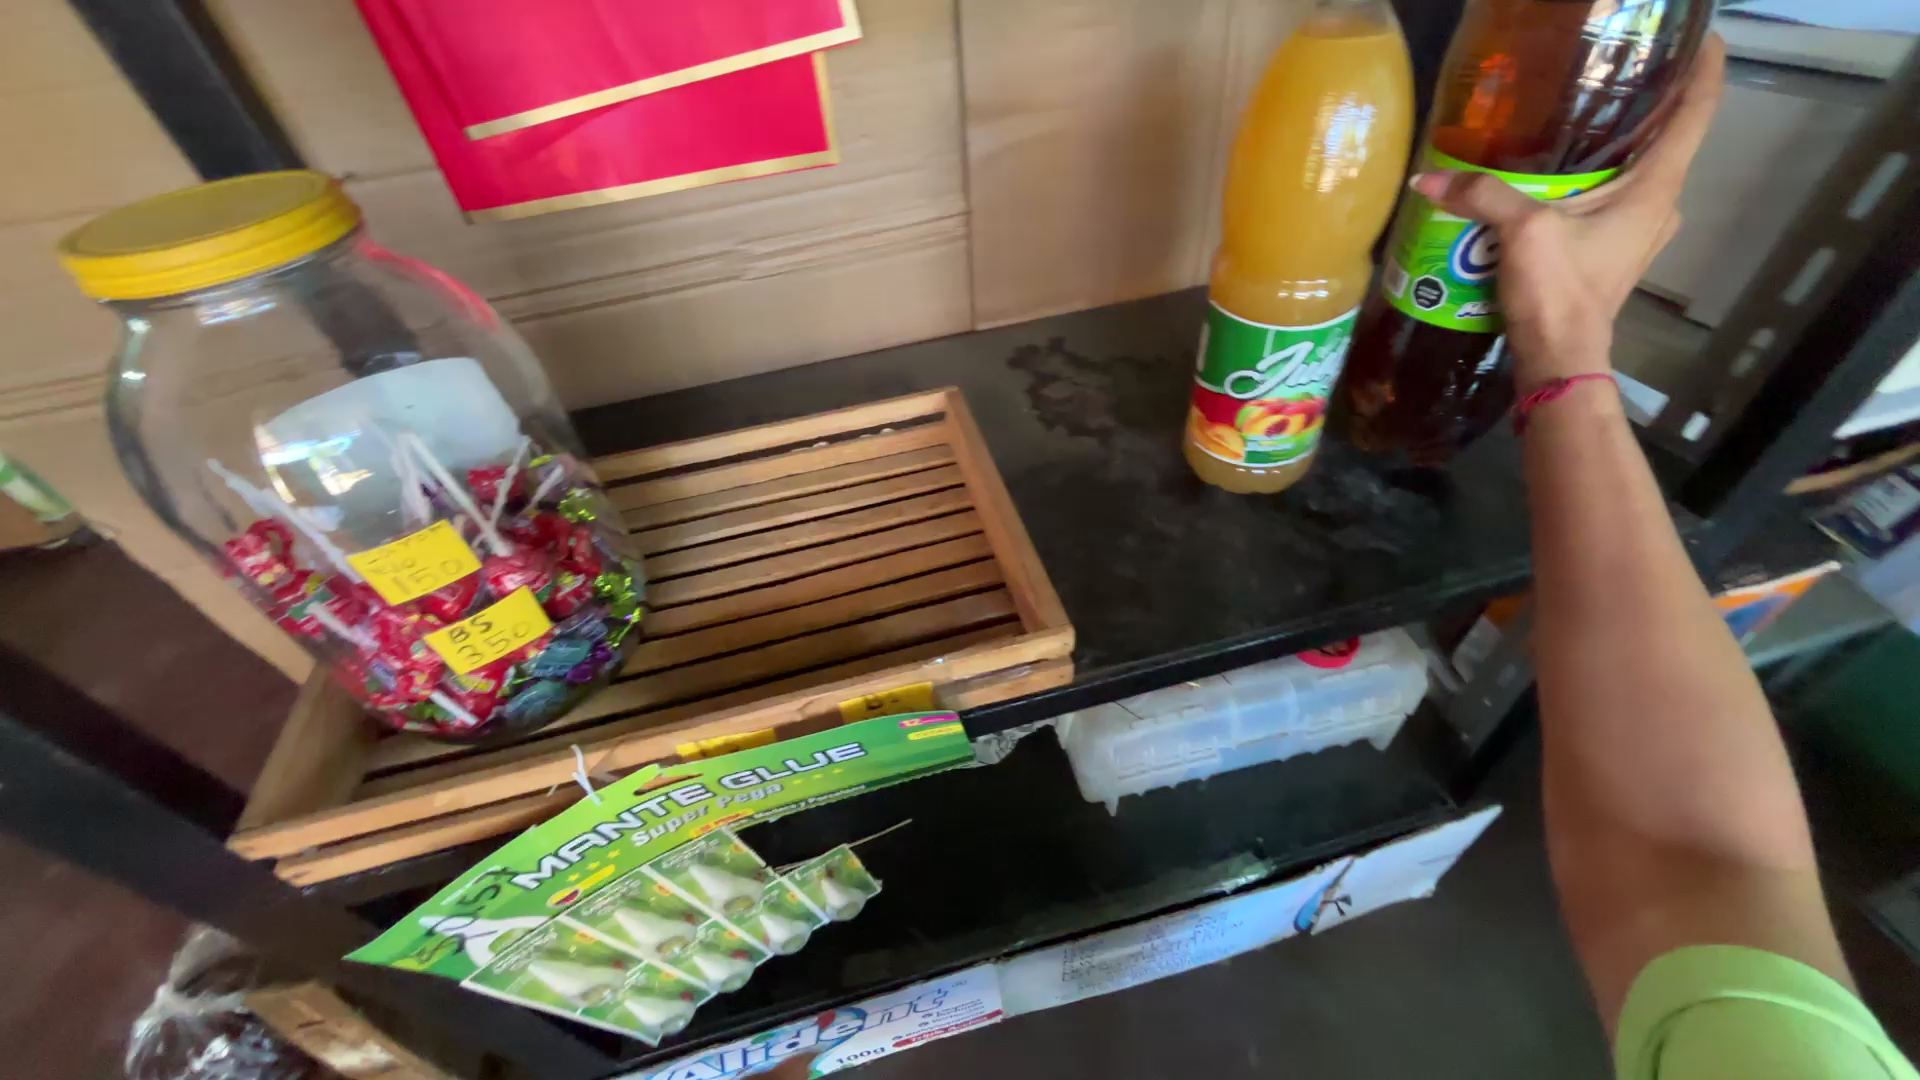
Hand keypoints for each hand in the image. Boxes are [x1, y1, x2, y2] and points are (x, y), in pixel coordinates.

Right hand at [1408, 34, 1726, 391]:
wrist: (1559, 356)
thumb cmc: (1560, 290)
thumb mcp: (1522, 233)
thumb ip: (1483, 197)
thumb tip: (1426, 180)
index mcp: (1658, 185)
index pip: (1698, 107)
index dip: (1701, 65)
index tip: (1691, 37)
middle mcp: (1660, 204)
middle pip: (1663, 139)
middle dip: (1640, 110)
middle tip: (1605, 84)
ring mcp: (1638, 233)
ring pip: (1633, 175)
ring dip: (1610, 153)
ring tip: (1573, 133)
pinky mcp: (1612, 255)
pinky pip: (1607, 206)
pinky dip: (1588, 189)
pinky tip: (1553, 189)